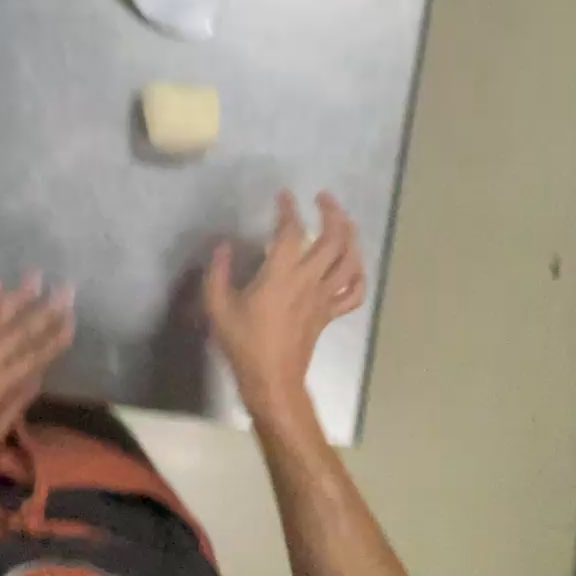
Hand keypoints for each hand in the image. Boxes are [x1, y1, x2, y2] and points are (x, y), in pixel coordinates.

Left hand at [0, 277, 76, 464]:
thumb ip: (16, 403)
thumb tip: (37, 377)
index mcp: (3, 384)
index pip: (38, 356)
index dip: (57, 337)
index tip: (72, 319)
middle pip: (23, 330)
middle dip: (47, 309)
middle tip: (66, 289)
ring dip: (18, 296)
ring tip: (36, 277)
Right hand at [204, 191, 366, 411]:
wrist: (271, 379)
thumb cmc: (242, 343)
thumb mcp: (217, 306)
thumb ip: (218, 272)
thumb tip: (222, 246)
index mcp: (280, 275)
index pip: (291, 232)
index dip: (289, 209)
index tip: (284, 196)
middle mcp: (308, 280)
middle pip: (334, 239)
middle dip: (332, 212)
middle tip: (322, 198)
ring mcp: (324, 298)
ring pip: (350, 261)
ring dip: (351, 236)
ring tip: (343, 222)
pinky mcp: (329, 314)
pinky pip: (354, 292)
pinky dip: (358, 275)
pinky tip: (352, 266)